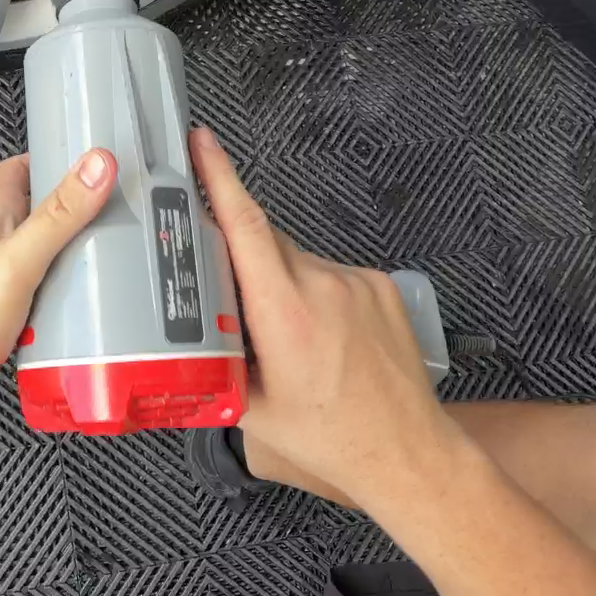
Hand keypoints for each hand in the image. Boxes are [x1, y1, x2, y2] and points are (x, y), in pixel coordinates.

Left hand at [0, 149, 117, 412]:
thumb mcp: (17, 260)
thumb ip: (58, 214)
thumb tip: (97, 163)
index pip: (21, 166)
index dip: (54, 155)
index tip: (93, 158)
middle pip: (40, 206)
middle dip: (76, 204)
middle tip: (118, 206)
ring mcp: (0, 271)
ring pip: (45, 246)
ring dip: (74, 246)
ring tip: (116, 248)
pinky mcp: (7, 302)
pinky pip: (44, 280)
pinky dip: (66, 282)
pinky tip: (88, 293)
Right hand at [189, 128, 460, 507]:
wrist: (409, 453)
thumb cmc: (329, 436)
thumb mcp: (248, 405)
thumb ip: (214, 355)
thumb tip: (186, 325)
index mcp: (284, 313)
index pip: (245, 226)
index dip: (220, 178)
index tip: (202, 142)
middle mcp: (323, 285)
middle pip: (263, 240)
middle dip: (239, 255)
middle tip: (232, 300)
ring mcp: (357, 282)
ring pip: (294, 258)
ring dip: (278, 280)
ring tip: (289, 337)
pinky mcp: (380, 285)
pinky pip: (327, 270)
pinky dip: (311, 290)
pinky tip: (321, 334)